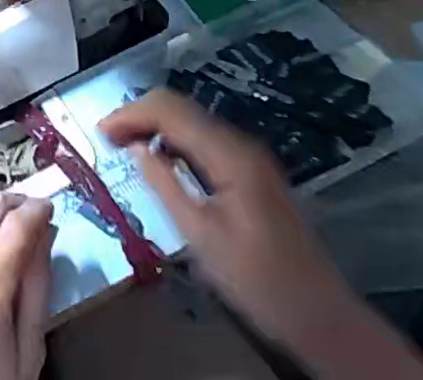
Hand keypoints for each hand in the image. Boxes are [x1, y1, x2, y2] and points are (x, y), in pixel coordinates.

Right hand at [99, 90, 354, 346]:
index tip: (100, 130)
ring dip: (153, 124)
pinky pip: (202, 137)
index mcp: (229, 155)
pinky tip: (156, 155)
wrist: (322, 316)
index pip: (170, 111)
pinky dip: (172, 138)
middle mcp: (240, 143)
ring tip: (122, 143)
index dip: (130, 114)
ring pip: (190, 119)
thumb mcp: (200, 237)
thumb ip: (165, 185)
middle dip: (138, 114)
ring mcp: (247, 154)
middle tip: (106, 136)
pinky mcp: (249, 168)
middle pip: (180, 106)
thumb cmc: (258, 282)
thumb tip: (135, 147)